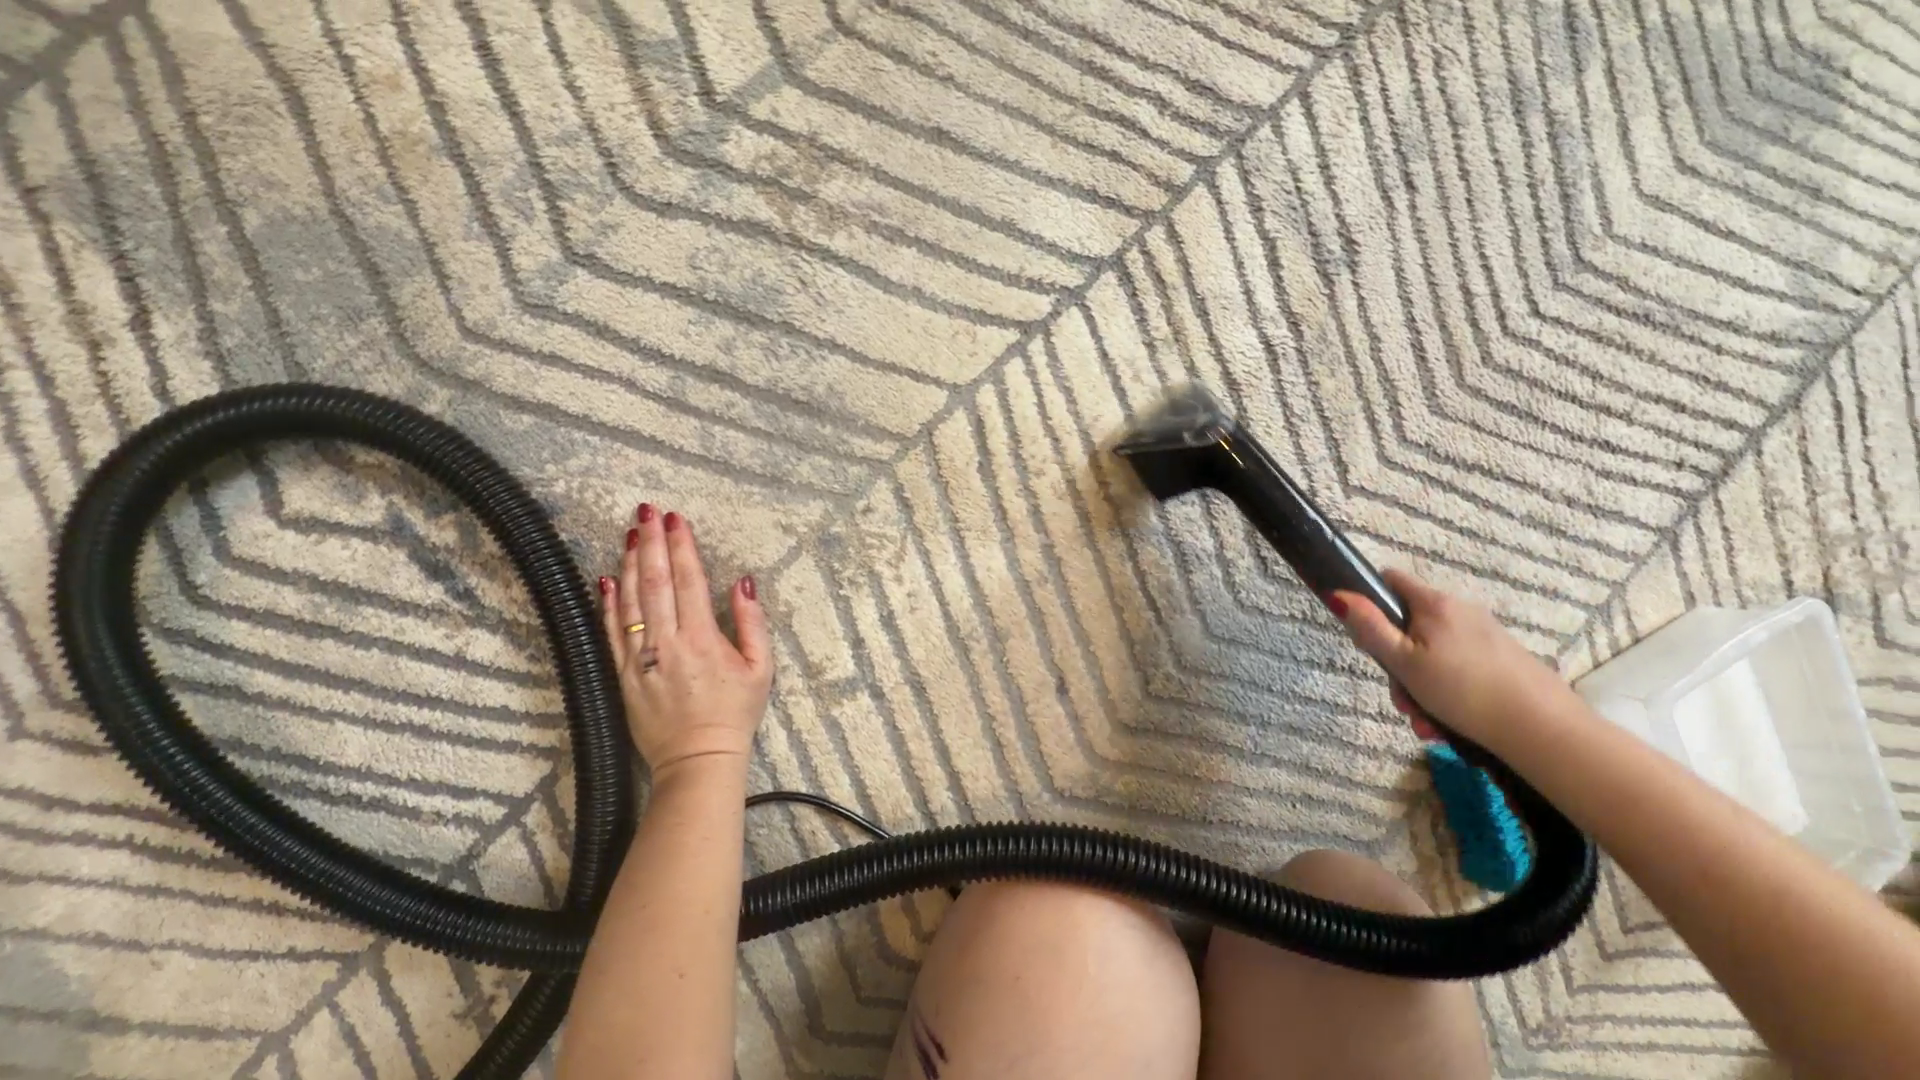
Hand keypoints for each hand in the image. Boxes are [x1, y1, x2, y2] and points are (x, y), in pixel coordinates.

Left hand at [598, 504, 772, 773]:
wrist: (698, 759)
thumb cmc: (735, 713)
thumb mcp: (761, 669)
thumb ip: (751, 624)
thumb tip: (742, 584)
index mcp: (702, 638)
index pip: (689, 581)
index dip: (682, 546)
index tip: (676, 519)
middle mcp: (667, 643)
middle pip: (656, 582)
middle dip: (651, 543)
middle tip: (646, 511)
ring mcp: (641, 658)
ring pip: (631, 602)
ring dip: (629, 564)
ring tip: (628, 534)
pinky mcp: (623, 675)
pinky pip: (612, 633)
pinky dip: (608, 604)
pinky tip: (606, 580)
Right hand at [1330, 568, 1583, 753]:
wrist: (1541, 727)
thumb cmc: (1462, 690)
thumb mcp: (1403, 662)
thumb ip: (1369, 628)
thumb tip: (1338, 593)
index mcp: (1434, 603)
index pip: (1390, 580)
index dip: (1369, 602)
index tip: (1366, 636)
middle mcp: (1460, 610)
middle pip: (1409, 627)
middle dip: (1397, 666)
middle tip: (1401, 701)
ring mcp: (1483, 635)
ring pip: (1432, 655)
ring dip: (1419, 689)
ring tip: (1425, 724)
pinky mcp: (1500, 659)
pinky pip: (1457, 670)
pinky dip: (1446, 695)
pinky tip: (1447, 725)